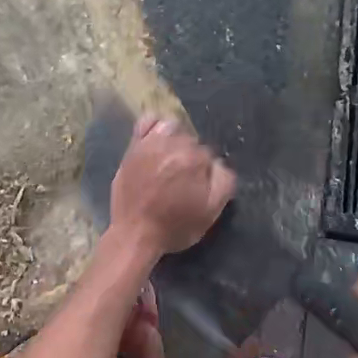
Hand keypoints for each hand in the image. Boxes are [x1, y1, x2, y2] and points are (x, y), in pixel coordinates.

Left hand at [108, 116, 235, 255]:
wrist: (135, 235)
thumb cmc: (175, 226)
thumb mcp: (211, 211)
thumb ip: (225, 181)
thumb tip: (219, 163)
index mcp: (195, 158)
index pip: (210, 154)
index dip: (206, 172)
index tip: (199, 188)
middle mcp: (173, 144)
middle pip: (192, 141)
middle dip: (191, 157)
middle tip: (185, 181)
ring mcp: (150, 144)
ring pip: (173, 129)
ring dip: (176, 141)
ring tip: (171, 162)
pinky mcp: (132, 148)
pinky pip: (146, 123)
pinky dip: (155, 126)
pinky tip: (157, 138)